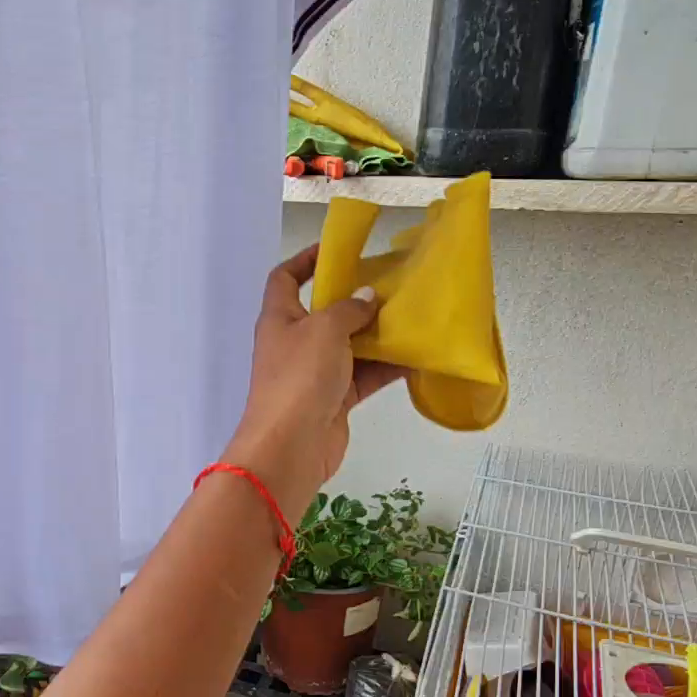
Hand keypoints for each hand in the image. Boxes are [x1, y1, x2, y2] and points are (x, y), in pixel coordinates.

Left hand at [222, 244, 406, 521]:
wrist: (291, 446)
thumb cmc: (299, 378)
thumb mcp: (324, 330)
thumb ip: (349, 309)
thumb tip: (367, 297)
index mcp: (280, 318)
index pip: (285, 278)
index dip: (306, 260)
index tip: (336, 249)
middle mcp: (295, 343)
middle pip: (325, 312)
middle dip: (355, 298)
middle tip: (392, 283)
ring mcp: (314, 373)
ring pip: (350, 345)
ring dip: (378, 333)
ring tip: (413, 316)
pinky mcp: (334, 400)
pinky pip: (364, 375)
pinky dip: (386, 366)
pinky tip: (417, 355)